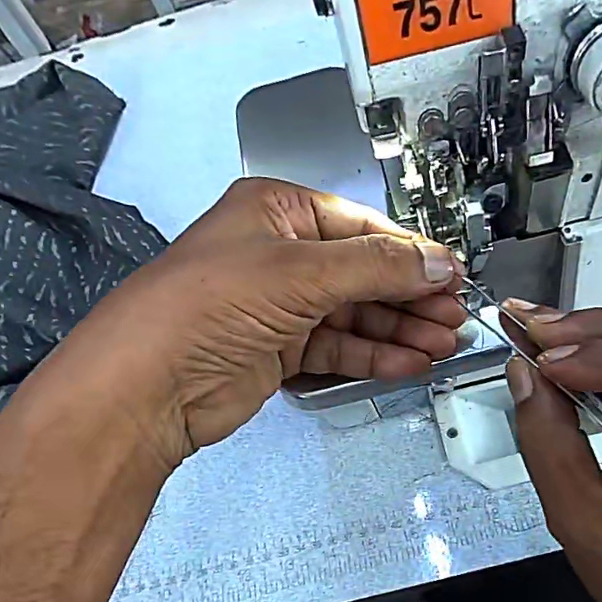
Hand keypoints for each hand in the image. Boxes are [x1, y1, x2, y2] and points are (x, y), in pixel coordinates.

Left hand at [59, 178, 466, 466]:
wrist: (148, 388)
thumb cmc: (196, 310)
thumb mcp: (298, 272)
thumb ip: (375, 266)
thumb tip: (433, 262)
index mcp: (278, 213)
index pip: (364, 229)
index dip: (412, 254)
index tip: (450, 275)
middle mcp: (283, 256)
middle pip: (368, 274)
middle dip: (413, 297)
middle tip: (452, 315)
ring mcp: (285, 305)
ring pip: (360, 315)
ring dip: (402, 330)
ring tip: (441, 344)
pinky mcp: (285, 348)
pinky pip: (344, 347)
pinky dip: (377, 355)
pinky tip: (408, 362)